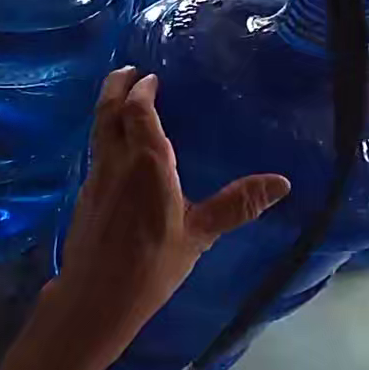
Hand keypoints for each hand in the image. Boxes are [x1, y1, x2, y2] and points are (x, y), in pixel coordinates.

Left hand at [29, 67, 289, 369]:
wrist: (95, 298)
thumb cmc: (151, 266)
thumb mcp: (199, 234)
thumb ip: (237, 204)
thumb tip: (282, 183)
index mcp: (146, 163)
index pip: (137, 110)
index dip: (142, 90)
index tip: (150, 78)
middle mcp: (115, 162)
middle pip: (108, 111)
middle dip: (116, 86)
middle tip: (127, 70)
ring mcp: (96, 178)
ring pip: (97, 130)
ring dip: (107, 108)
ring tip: (121, 99)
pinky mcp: (86, 196)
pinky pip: (96, 152)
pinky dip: (106, 135)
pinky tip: (118, 150)